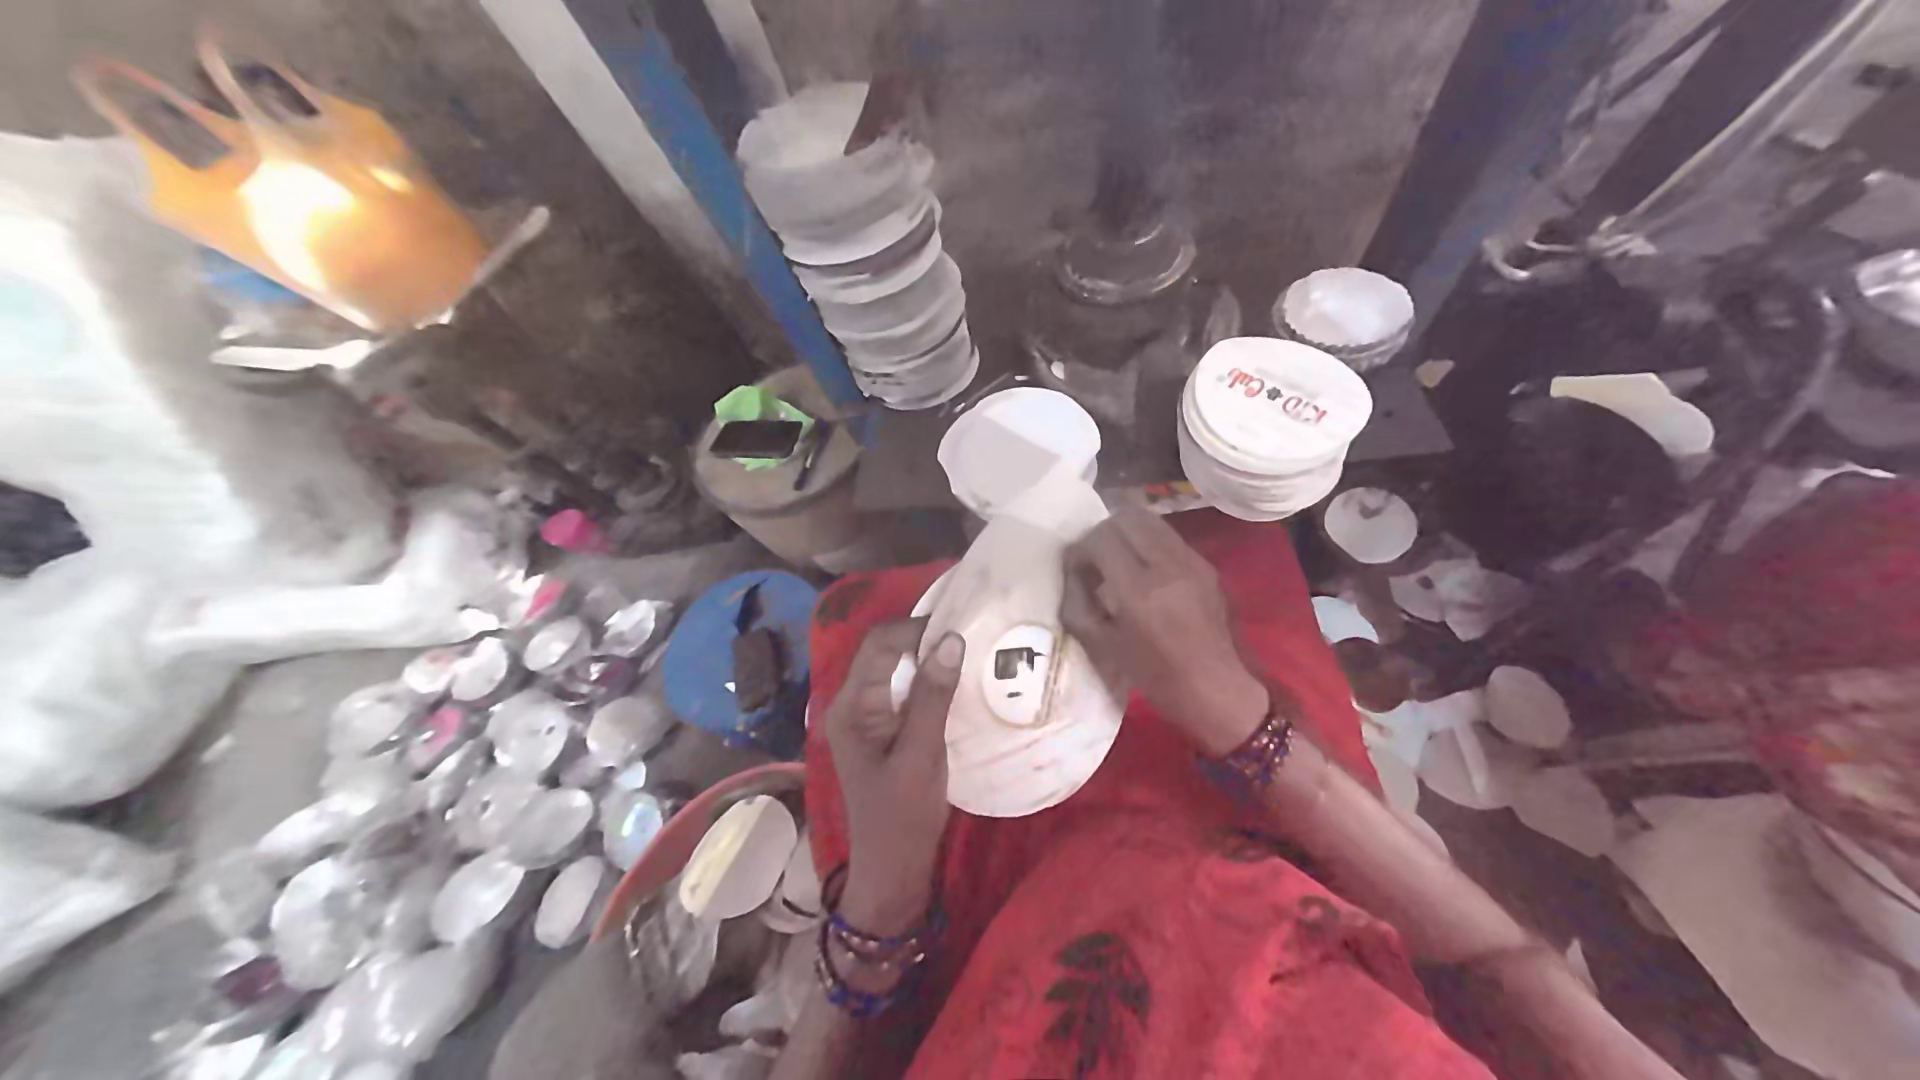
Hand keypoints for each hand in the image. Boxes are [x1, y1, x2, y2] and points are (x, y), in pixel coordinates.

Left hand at [821, 618, 962, 931]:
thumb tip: (951, 639)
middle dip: (921, 637)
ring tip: (964, 650)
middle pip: (883, 651)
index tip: (960, 626)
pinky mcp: (880, 726)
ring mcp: (864, 715)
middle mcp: (850, 702)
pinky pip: (900, 687)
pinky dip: (924, 677)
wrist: (893, 866)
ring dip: (924, 656)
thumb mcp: (922, 753)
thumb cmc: (904, 814)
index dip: (916, 629)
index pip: (879, 645)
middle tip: (966, 634)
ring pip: (893, 667)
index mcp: (851, 706)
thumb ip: (933, 695)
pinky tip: (951, 679)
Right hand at [1062, 505, 1269, 754]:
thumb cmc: (1155, 677)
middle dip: (1102, 532)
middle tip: (1095, 558)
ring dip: (1126, 532)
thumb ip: (1078, 602)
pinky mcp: (1206, 565)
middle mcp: (1168, 567)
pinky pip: (1168, 537)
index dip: (1080, 548)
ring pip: (1150, 519)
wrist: (1216, 690)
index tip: (1076, 568)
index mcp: (1139, 592)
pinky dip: (1148, 543)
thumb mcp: (1102, 645)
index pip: (1101, 539)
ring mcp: (1192, 562)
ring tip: (1118, 560)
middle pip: (1126, 517)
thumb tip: (1072, 571)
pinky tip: (1144, 570)